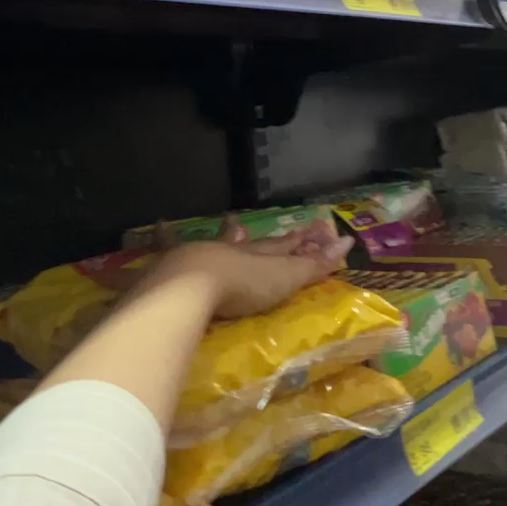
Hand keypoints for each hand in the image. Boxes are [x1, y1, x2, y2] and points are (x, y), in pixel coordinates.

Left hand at [145, 219, 354, 318]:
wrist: (194, 284)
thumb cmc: (243, 285)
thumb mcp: (285, 277)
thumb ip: (314, 263)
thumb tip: (347, 242)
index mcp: (258, 256)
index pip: (282, 246)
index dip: (297, 241)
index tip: (309, 229)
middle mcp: (230, 250)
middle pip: (246, 241)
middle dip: (253, 236)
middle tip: (251, 223)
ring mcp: (200, 254)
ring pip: (213, 240)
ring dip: (220, 233)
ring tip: (226, 220)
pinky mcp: (171, 264)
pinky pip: (167, 245)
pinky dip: (164, 235)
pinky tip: (159, 223)